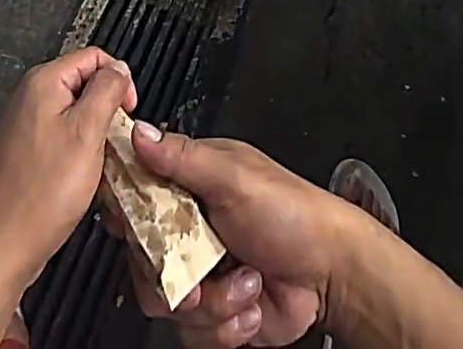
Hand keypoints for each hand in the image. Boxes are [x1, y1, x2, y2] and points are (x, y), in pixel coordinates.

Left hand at [0, 48, 138, 289]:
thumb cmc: (42, 193)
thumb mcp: (88, 131)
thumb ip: (108, 89)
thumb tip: (118, 68)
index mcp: (43, 83)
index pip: (97, 57)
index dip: (120, 81)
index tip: (127, 114)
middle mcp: (27, 99)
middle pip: (86, 84)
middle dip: (107, 108)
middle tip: (113, 141)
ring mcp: (21, 128)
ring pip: (75, 113)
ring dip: (94, 133)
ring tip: (97, 162)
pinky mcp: (20, 155)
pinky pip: (61, 137)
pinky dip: (77, 151)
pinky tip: (78, 177)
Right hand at [120, 124, 367, 346]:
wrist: (330, 272)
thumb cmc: (294, 213)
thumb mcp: (235, 178)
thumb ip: (183, 158)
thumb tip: (140, 133)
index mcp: (197, 181)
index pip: (139, 194)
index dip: (132, 219)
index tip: (146, 234)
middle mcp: (195, 224)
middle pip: (145, 261)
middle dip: (175, 277)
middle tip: (206, 268)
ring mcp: (204, 268)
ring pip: (166, 303)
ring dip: (212, 303)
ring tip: (247, 281)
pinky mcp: (215, 308)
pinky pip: (191, 333)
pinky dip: (224, 326)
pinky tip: (252, 303)